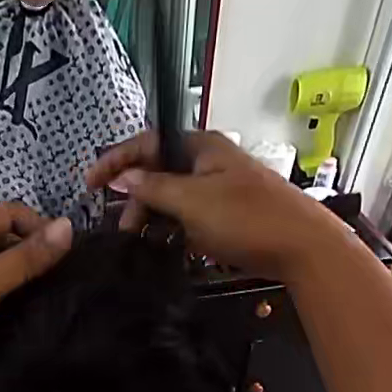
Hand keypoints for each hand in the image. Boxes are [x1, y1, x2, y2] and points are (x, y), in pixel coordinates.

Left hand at [0, 204, 72, 366]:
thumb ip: (28, 257)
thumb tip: (68, 228)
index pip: (12, 212)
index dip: (40, 227)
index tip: (62, 253)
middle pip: (2, 232)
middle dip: (29, 248)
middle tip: (55, 273)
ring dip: (15, 267)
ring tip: (40, 288)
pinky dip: (0, 282)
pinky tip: (13, 301)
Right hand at [86, 131, 350, 279]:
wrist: (301, 248)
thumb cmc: (246, 218)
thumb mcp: (192, 201)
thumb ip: (153, 187)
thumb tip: (121, 177)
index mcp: (201, 147)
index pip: (147, 144)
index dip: (116, 161)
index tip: (90, 184)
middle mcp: (208, 163)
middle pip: (158, 172)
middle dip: (135, 198)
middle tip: (124, 229)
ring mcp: (218, 191)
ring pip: (172, 198)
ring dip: (152, 218)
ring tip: (140, 243)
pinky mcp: (226, 217)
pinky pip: (188, 218)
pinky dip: (172, 230)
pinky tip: (163, 247)